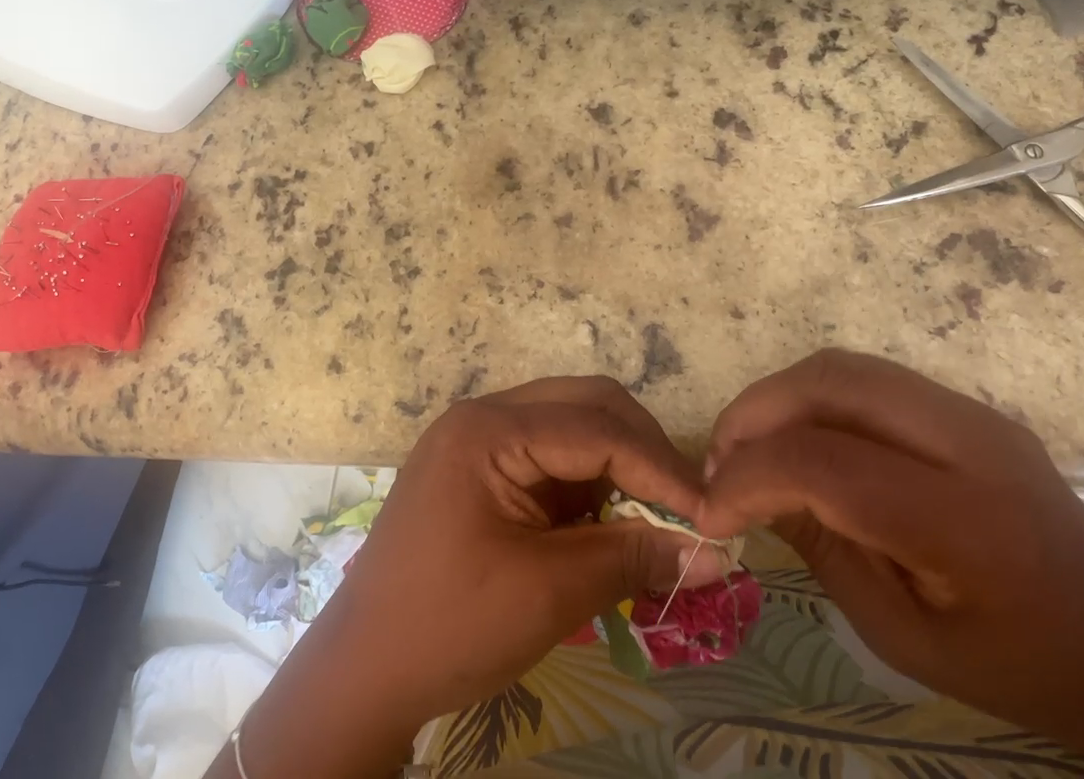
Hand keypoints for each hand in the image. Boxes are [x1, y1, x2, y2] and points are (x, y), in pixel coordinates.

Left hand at [220, 376, 704, 778]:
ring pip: (574, 433)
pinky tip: (614, 530)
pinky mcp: (481, 477)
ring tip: (658, 524)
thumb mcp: (550, 590)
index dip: (662, 469)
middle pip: (588, 410)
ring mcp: (478, 446)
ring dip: (621, 473)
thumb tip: (719, 553)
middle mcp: (483, 419)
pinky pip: (552, 464)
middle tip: (687, 511)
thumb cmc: (450, 625)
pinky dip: (591, 492)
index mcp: (489, 429)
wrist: (364, 674)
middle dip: (644, 456)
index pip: (598, 428)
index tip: (713, 516)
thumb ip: (635, 557)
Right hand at [695, 348, 1083, 728]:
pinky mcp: (967, 407)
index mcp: (963, 523)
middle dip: (754, 412)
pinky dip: (812, 401)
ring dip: (778, 399)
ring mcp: (974, 414)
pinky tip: (796, 444)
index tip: (709, 512)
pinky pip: (868, 381)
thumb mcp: (898, 633)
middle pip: (832, 382)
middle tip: (716, 464)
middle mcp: (972, 444)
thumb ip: (820, 548)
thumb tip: (743, 492)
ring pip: (846, 367)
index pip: (825, 462)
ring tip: (746, 451)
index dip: (747, 476)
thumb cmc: (1009, 662)